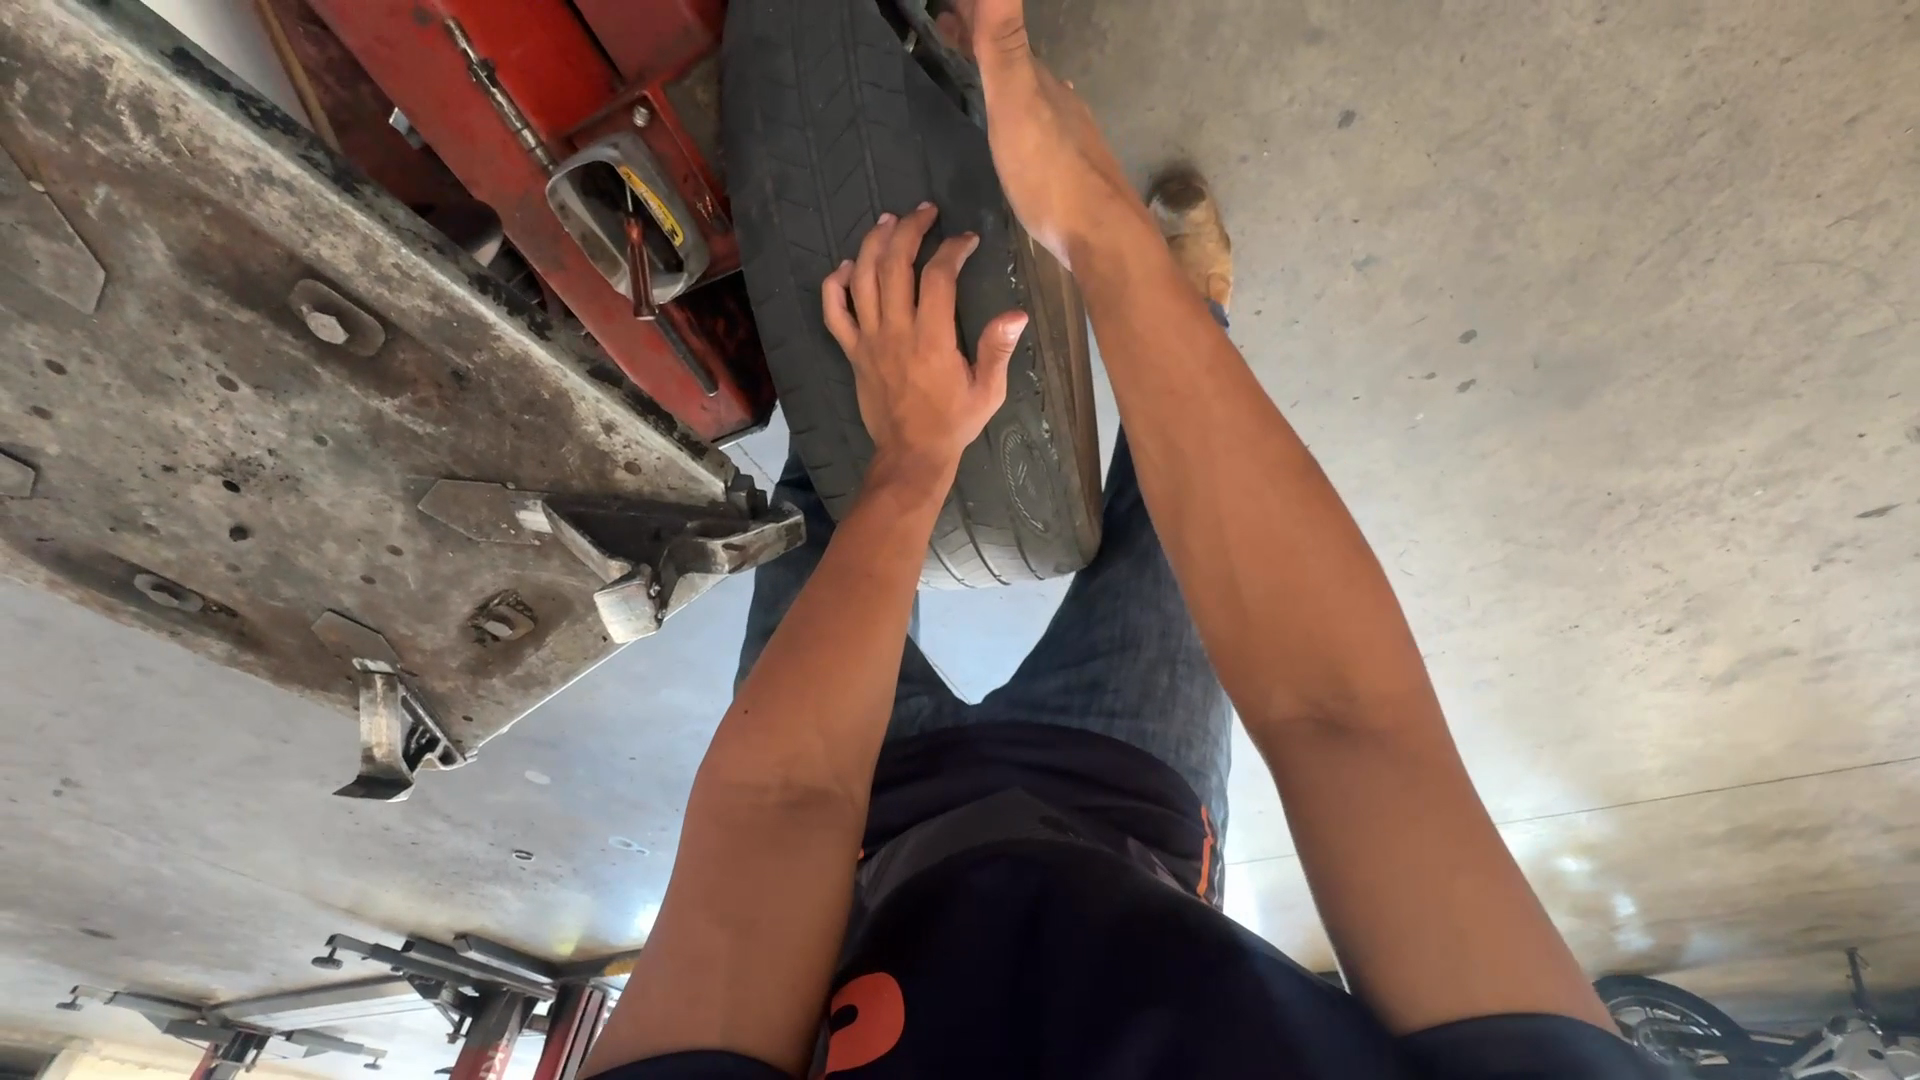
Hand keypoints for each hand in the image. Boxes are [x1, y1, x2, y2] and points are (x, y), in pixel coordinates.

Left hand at [822, 202, 1028, 487]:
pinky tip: (847, 267)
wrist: (911, 454)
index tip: (966, 240)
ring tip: (888, 222)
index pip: (938, 277)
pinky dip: (836, 285)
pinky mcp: (853, 352)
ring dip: (873, 244)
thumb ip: (997, 349)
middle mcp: (896, 331)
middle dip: (910, 230)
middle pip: (895, 265)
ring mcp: (869, 340)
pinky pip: (834, 313)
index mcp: (932, 339)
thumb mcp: (987, 391)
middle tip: (924, 212)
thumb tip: (1016, 314)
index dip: (952, 249)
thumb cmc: (953, 423)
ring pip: (862, 279)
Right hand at [939, 0, 1148, 269]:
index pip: (999, 31)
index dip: (972, 14)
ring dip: (1002, 75)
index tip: (944, 9)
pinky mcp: (1072, 169)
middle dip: (982, 39)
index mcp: (1037, 81)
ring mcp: (1068, 134)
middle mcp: (1056, 100)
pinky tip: (1021, 126)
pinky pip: (1041, 123)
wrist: (1100, 235)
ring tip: (978, 72)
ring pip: (1030, 90)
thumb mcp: (1016, 104)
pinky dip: (1021, 108)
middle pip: (1015, 58)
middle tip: (952, 31)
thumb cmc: (1050, 175)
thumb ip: (1002, 42)